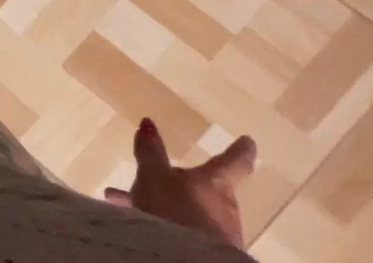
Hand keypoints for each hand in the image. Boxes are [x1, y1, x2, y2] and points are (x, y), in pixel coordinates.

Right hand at [104, 118, 255, 248]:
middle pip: (206, 188)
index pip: (233, 163)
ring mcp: (220, 230)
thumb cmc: (174, 208)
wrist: (188, 258)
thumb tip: (149, 123)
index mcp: (215, 183)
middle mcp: (224, 205)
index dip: (241, 151)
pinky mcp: (209, 248)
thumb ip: (150, 152)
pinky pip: (183, 227)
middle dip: (179, 182)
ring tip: (123, 199)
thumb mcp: (153, 175)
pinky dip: (163, 219)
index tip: (249, 141)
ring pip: (188, 208)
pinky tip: (139, 221)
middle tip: (153, 177)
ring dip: (163, 202)